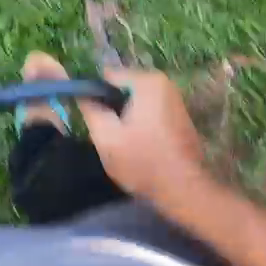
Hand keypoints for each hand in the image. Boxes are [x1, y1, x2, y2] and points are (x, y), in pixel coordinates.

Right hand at [79, 67, 208, 203]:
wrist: (184, 190)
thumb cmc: (142, 162)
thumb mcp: (106, 137)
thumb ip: (90, 110)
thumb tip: (81, 95)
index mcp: (147, 82)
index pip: (108, 75)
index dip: (93, 93)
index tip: (88, 115)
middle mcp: (164, 83)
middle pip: (123, 87)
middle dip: (110, 105)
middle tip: (103, 131)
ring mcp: (175, 99)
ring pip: (136, 100)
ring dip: (124, 115)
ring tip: (118, 140)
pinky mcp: (179, 116)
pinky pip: (149, 110)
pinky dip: (139, 121)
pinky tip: (135, 144)